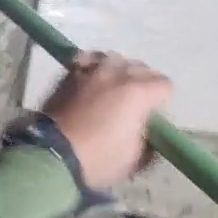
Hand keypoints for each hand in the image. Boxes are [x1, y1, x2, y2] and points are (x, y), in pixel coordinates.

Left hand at [39, 51, 172, 188]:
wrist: (52, 153)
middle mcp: (117, 73)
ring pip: (114, 59)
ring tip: (113, 89)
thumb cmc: (98, 158)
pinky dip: (94, 66)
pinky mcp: (70, 72)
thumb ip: (148, 139)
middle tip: (134, 105)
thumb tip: (148, 131)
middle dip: (143, 83)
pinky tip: (92, 79)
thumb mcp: (135, 158)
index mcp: (138, 92)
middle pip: (141, 68)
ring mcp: (91, 69)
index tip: (153, 115)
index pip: (164, 84)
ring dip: (119, 71)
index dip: (161, 100)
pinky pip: (88, 59)